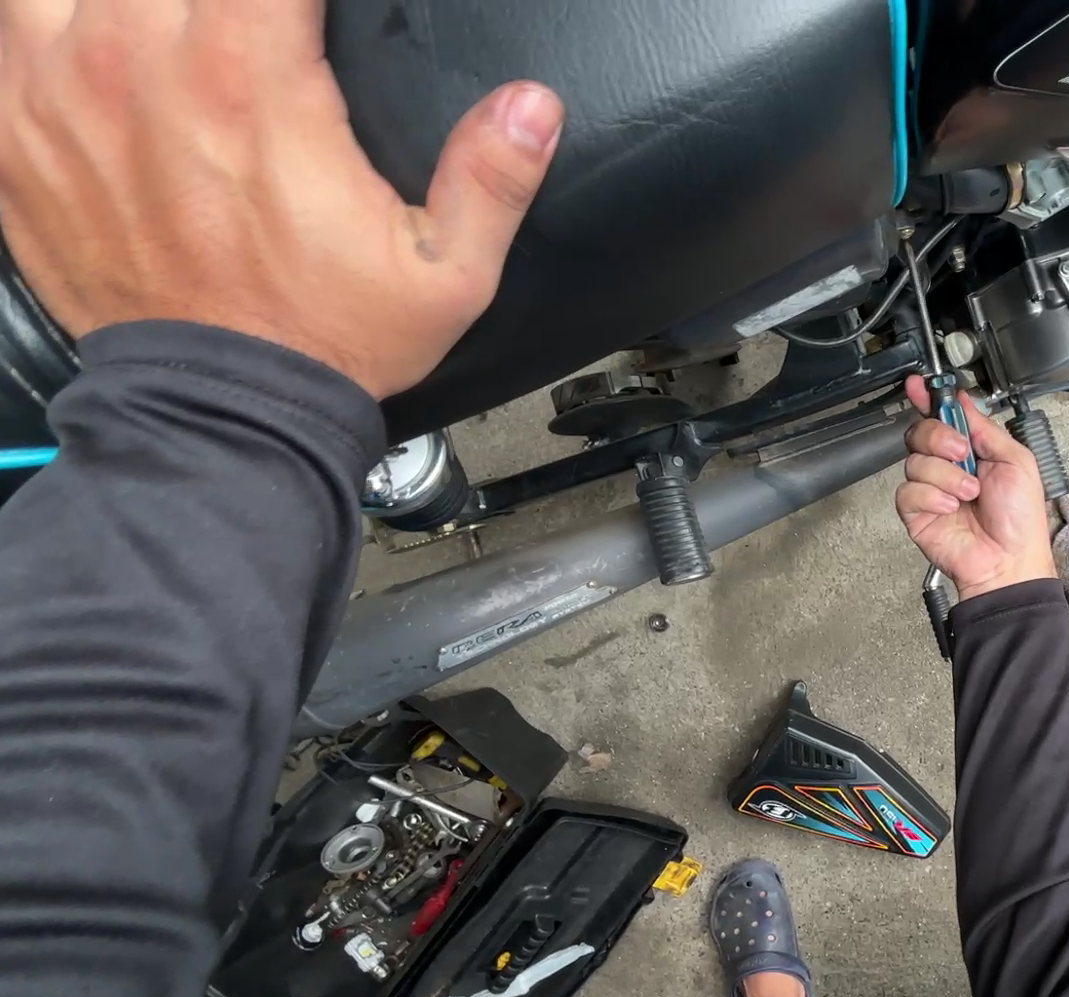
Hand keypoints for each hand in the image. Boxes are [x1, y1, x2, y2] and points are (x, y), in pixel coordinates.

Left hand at [0, 0, 564, 399]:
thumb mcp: (455, 274)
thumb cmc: (347, 334)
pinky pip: (14, 20)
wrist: (233, 403)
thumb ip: (492, 181)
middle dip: (243, 7)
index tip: (324, 19)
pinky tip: (122, 59)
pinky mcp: (15, 127)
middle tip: (281, 52)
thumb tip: (534, 105)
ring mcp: (55, 89)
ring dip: (155, 10)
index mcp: (259, 93)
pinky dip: (67, 26)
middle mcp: (141, 67)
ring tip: (200, 46)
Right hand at [895, 375, 1055, 601]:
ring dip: (946, 475)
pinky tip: (950, 508)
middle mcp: (948, 467)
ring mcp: (930, 489)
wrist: (1009, 559)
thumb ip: (985, 428)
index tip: (918, 385)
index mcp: (972, 450)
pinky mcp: (916, 513)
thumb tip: (962, 400)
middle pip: (920, 432)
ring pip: (914, 460)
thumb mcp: (1015, 460)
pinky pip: (908, 491)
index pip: (942, 417)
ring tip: (968, 494)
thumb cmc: (1020, 519)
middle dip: (940, 437)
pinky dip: (931, 496)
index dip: (928, 399)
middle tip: (962, 454)